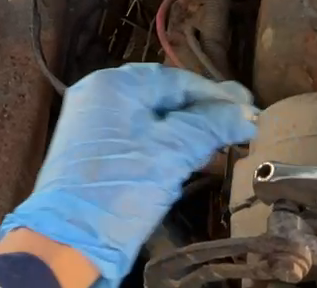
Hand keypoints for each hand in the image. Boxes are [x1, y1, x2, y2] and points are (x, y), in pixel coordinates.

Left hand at [0, 63, 256, 284]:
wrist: (69, 239)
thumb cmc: (120, 188)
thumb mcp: (170, 154)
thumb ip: (208, 127)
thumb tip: (245, 112)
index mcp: (112, 84)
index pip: (173, 78)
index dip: (213, 94)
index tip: (247, 107)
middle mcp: (99, 93)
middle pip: (160, 93)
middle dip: (201, 109)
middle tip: (239, 121)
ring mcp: (93, 120)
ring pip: (149, 115)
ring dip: (185, 126)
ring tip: (221, 137)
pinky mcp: (93, 147)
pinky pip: (135, 133)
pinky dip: (163, 140)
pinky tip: (188, 152)